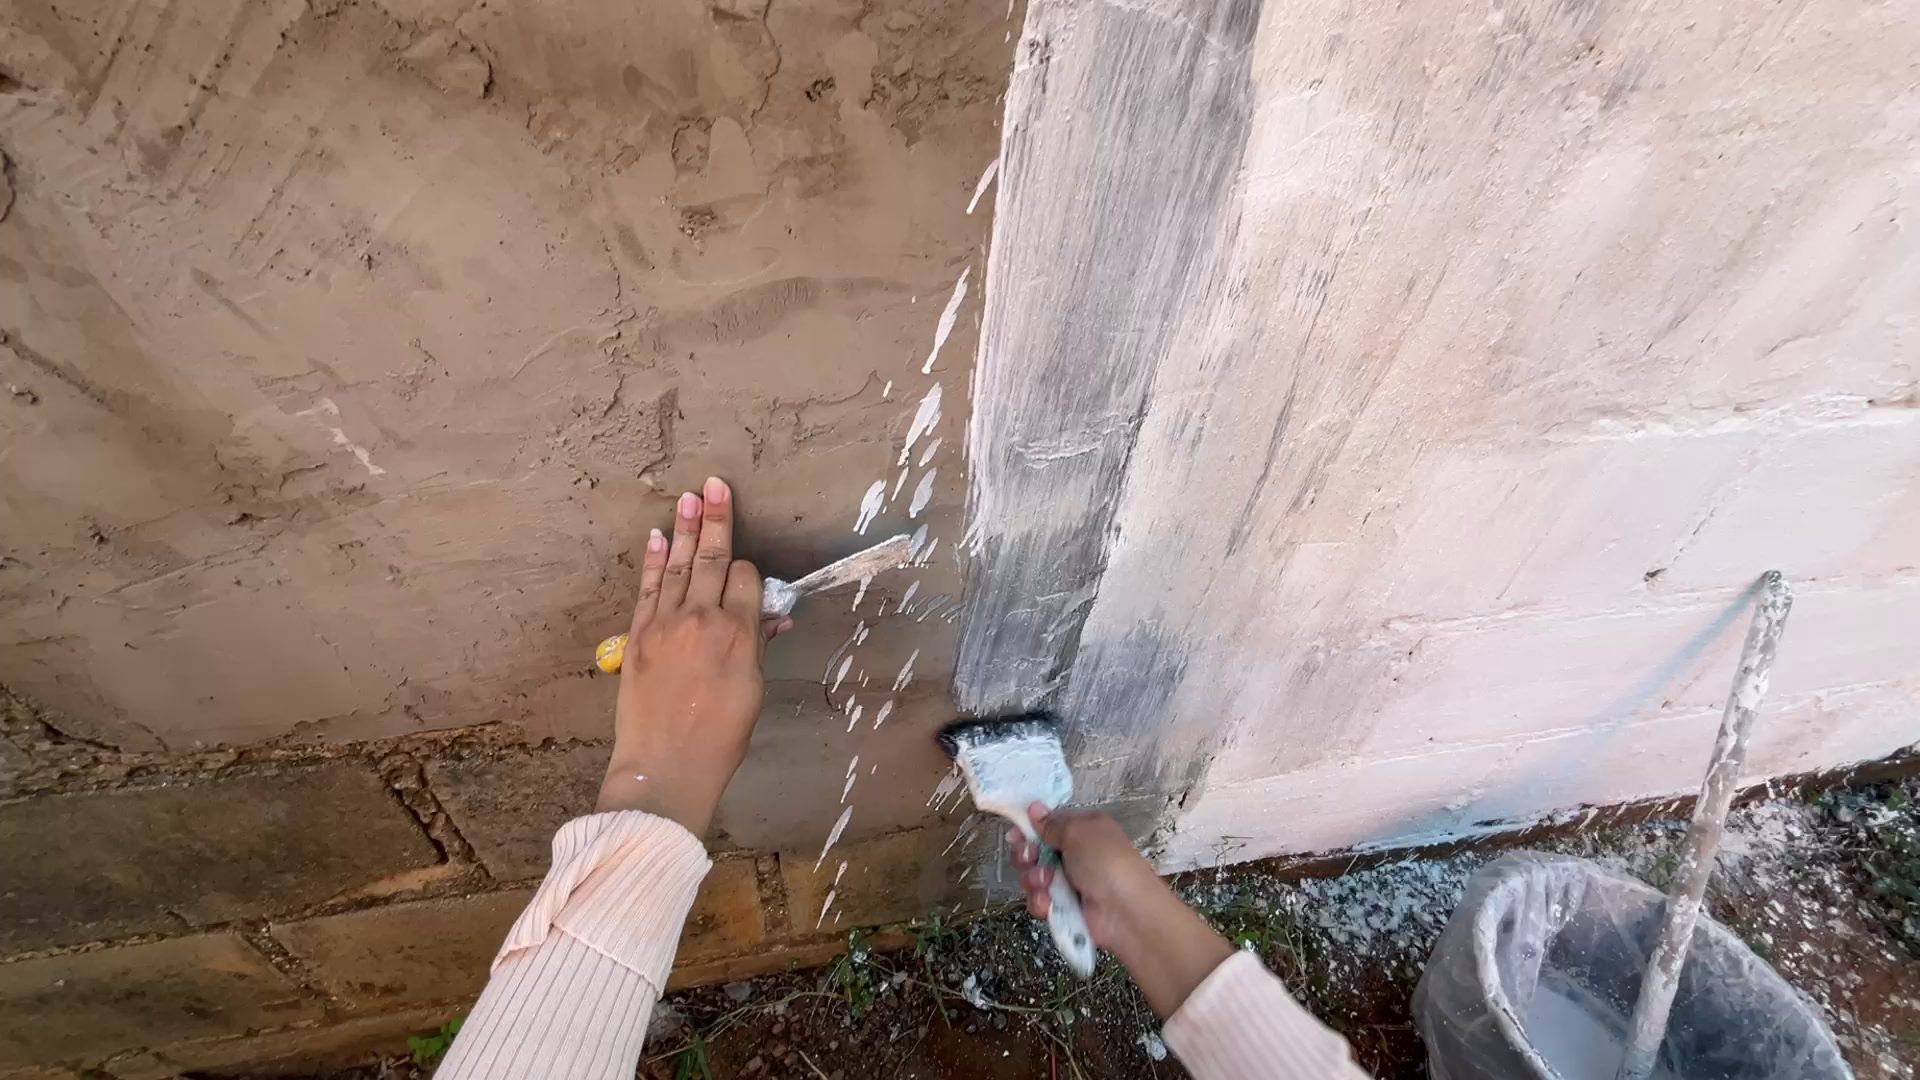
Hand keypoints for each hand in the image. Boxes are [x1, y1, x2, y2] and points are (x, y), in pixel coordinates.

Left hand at [595, 477, 792, 833]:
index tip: (751, 579)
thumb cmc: (721, 736)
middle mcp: (703, 619)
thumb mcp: (753, 691)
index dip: (751, 572)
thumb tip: (768, 619)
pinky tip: (659, 536)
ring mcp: (665, 624)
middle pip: (714, 559)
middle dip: (718, 519)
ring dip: (687, 529)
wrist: (665, 767)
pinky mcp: (637, 635)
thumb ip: (758, 646)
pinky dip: (654, 561)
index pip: (747, 579)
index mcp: (739, 634)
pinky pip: (648, 588)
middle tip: (716, 484)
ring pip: (681, 565)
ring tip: (690, 495)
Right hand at [1010, 803, 1234, 1017]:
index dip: (1030, 827)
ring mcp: (1069, 882)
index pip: (1049, 823)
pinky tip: (1047, 902)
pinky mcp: (1064, 908)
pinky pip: (1040, 900)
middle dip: (1027, 854)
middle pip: (1036, 849)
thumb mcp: (1078, 832)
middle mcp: (1075, 853)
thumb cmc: (1104, 860)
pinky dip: (1040, 901)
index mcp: (1083, 829)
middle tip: (1029, 857)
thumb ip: (1052, 823)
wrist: (1126, 911)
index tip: (1016, 833)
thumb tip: (1034, 807)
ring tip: (1046, 881)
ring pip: (1034, 875)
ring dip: (1034, 878)